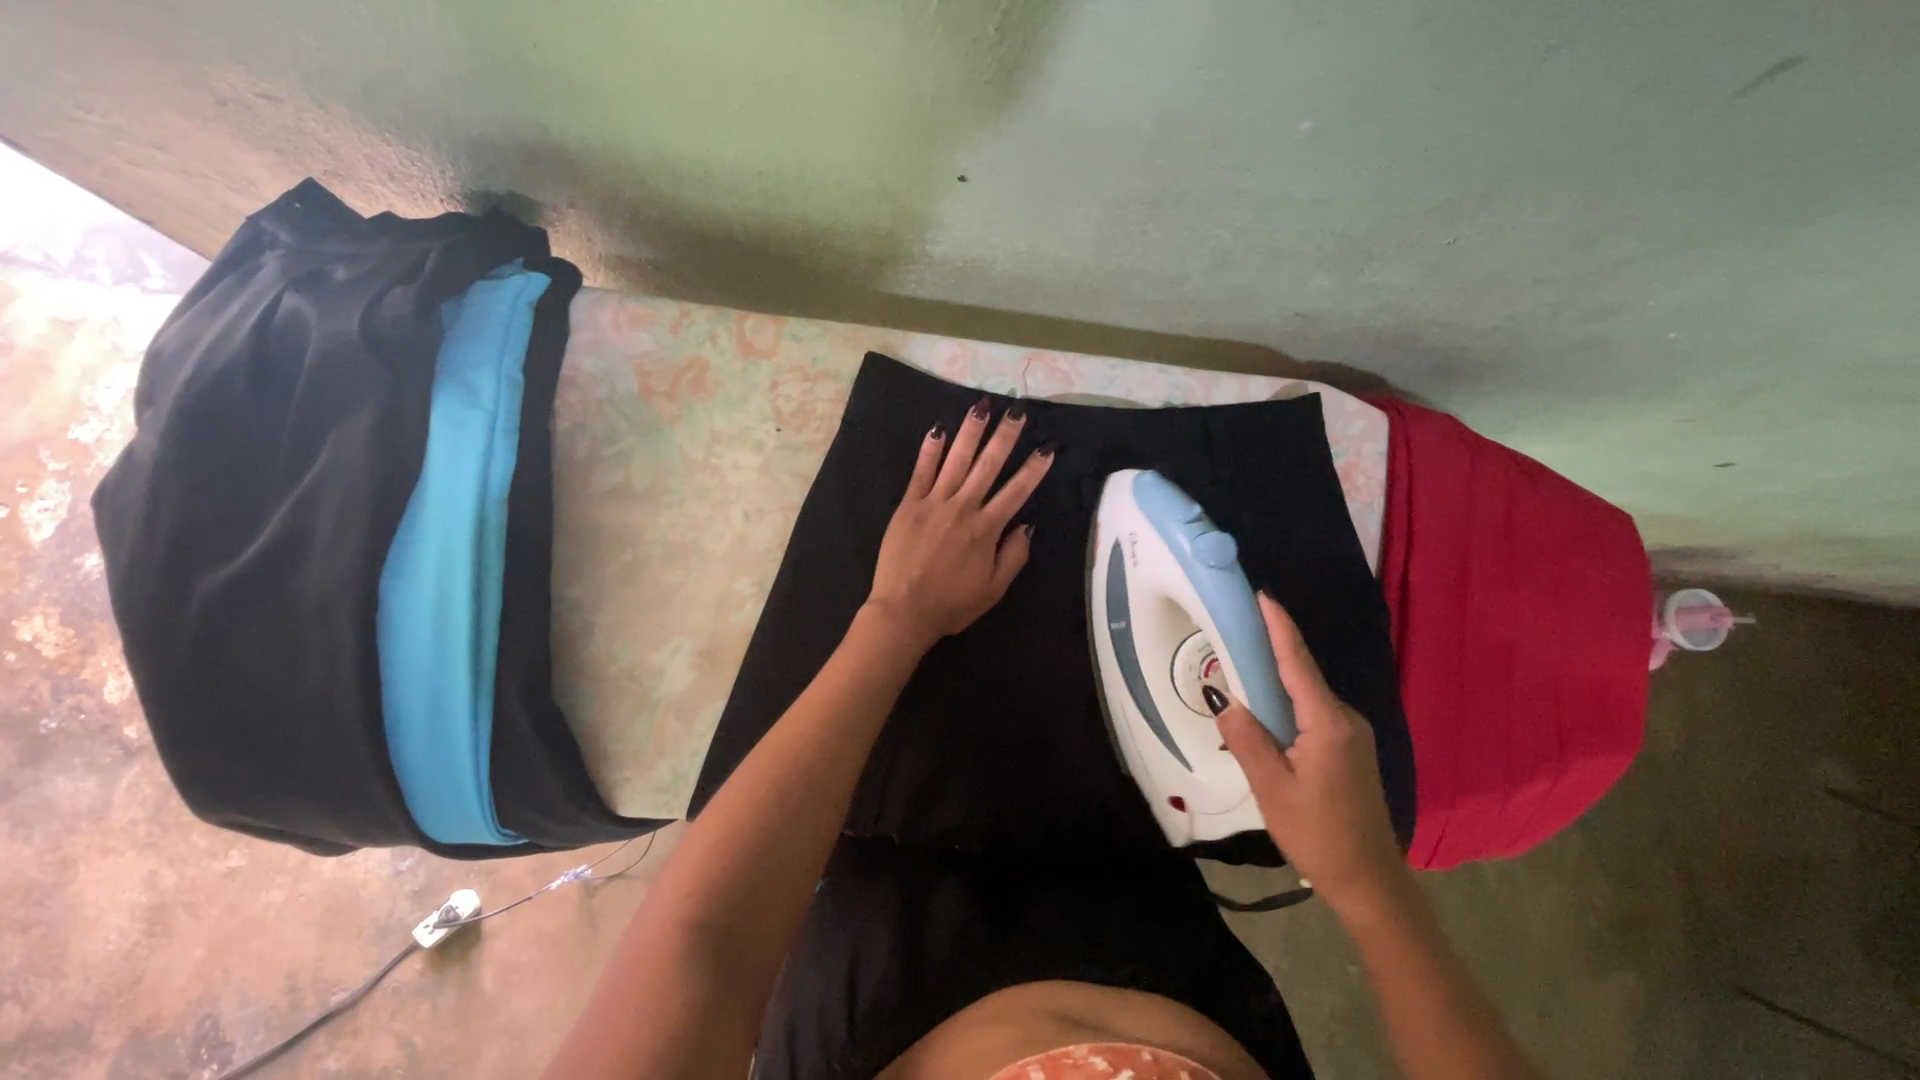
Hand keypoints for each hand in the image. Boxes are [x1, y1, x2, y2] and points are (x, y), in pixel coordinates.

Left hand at [866, 398, 1054, 646]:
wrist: (903, 610)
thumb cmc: (951, 605)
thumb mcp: (993, 590)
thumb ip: (1013, 556)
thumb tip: (1027, 525)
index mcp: (986, 529)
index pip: (1016, 491)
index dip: (1034, 469)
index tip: (1047, 448)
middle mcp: (963, 508)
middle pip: (988, 465)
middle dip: (1004, 436)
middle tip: (1017, 410)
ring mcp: (933, 503)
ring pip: (956, 460)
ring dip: (970, 432)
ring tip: (981, 406)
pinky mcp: (909, 505)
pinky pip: (921, 471)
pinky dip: (930, 449)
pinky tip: (938, 428)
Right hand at [1212, 594, 1408, 919]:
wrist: (1369, 881)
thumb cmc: (1317, 834)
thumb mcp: (1271, 787)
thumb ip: (1246, 739)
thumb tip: (1222, 697)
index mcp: (1327, 723)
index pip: (1297, 663)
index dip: (1279, 627)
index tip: (1262, 596)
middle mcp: (1345, 720)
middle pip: (1301, 675)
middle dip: (1269, 652)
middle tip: (1234, 630)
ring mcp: (1352, 735)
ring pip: (1305, 698)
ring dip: (1273, 684)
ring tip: (1238, 671)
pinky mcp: (1350, 751)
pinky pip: (1312, 716)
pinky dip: (1285, 708)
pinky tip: (1263, 717)